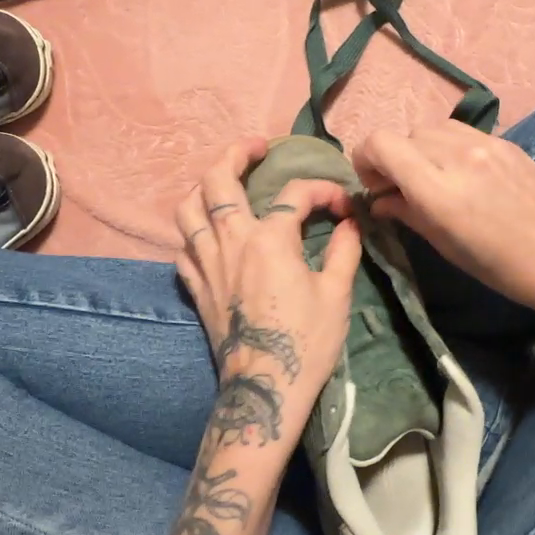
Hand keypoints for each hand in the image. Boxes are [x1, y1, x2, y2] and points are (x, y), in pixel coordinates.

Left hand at [174, 138, 363, 449]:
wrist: (264, 387)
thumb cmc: (306, 342)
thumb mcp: (336, 295)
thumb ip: (344, 251)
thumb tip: (352, 223)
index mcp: (269, 240)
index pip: (294, 195)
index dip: (322, 191)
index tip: (343, 205)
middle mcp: (230, 242)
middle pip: (217, 179)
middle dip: (236, 153)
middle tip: (256, 147)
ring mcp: (206, 264)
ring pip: (187, 209)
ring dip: (204, 187)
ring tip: (224, 184)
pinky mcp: (195, 287)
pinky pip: (182, 246)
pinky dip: (194, 231)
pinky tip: (211, 234)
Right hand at [356, 121, 534, 314]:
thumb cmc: (504, 268)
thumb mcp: (446, 247)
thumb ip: (407, 214)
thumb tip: (379, 199)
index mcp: (438, 189)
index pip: (380, 144)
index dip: (365, 160)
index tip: (375, 187)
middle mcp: (458, 155)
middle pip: (403, 135)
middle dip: (392, 160)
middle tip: (401, 191)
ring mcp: (484, 143)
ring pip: (430, 128)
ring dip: (419, 150)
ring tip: (431, 180)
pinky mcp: (504, 141)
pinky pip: (459, 131)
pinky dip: (446, 146)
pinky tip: (460, 174)